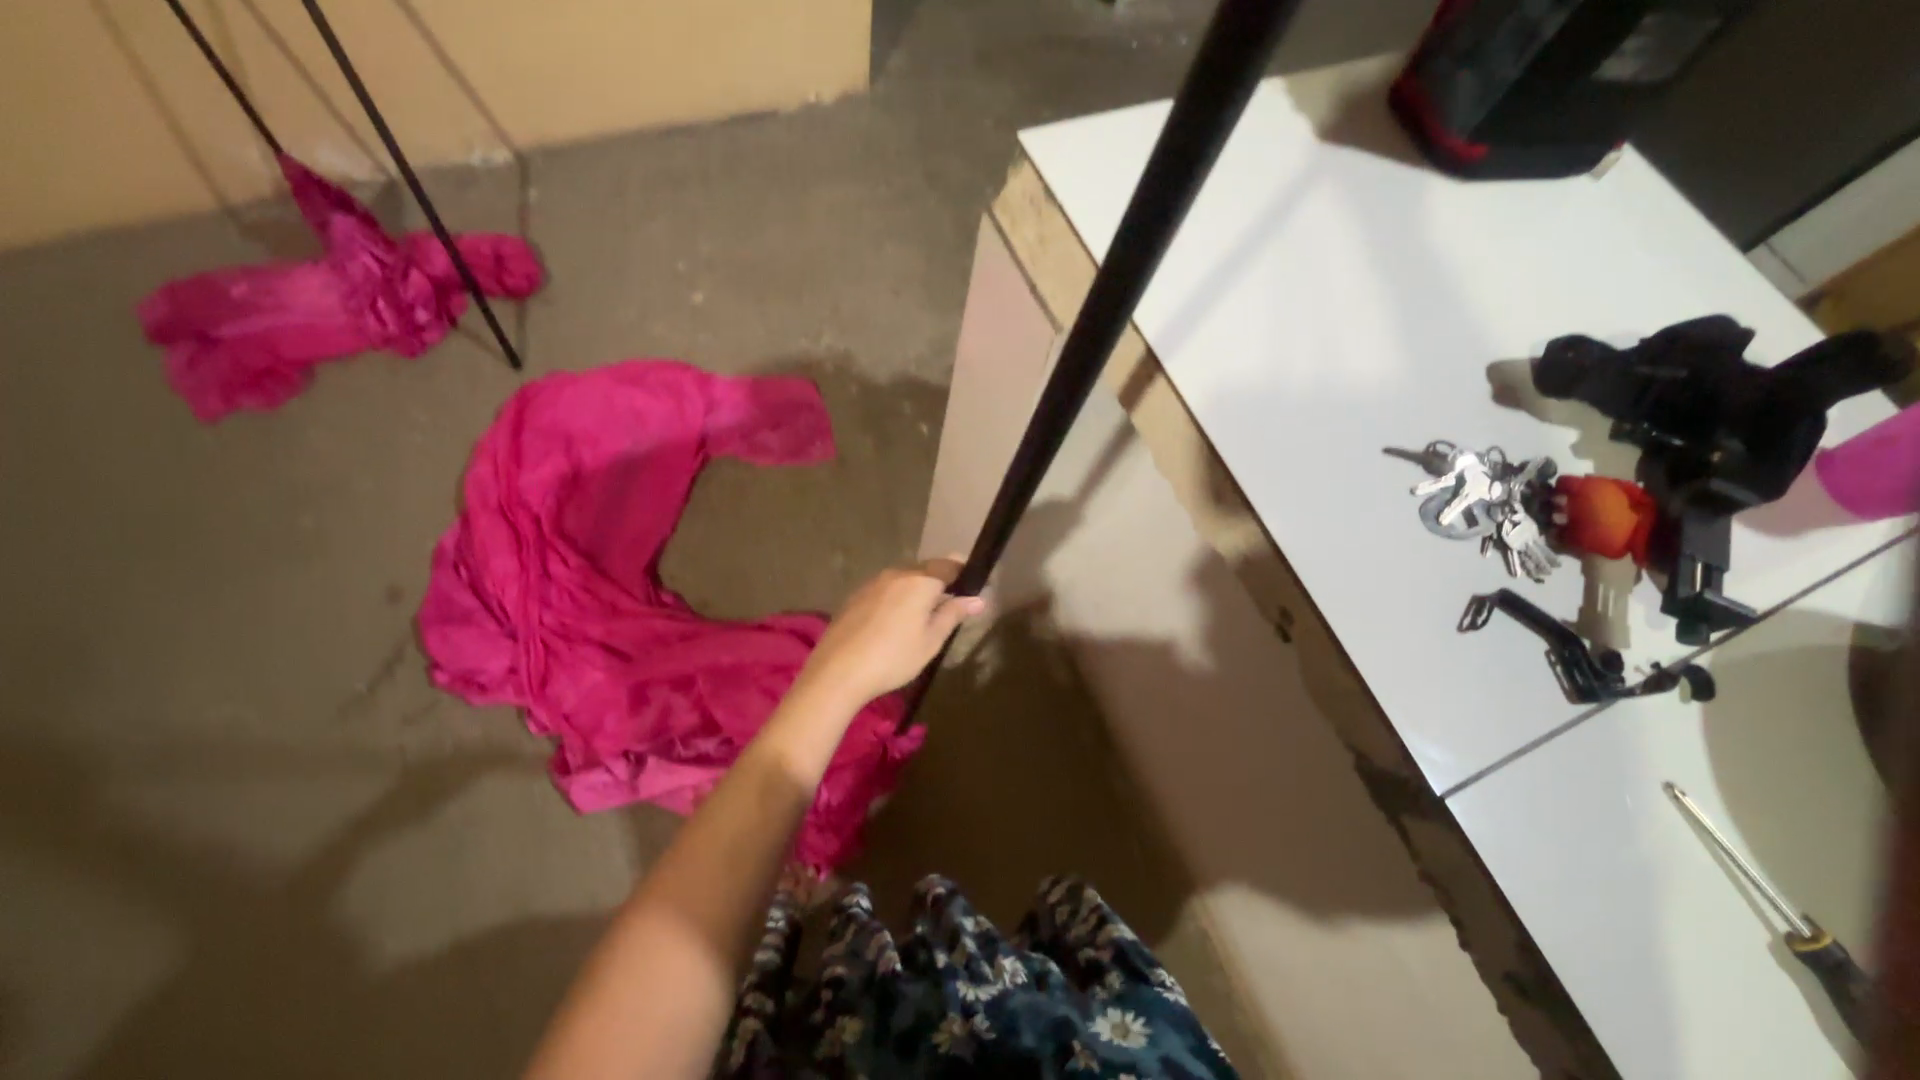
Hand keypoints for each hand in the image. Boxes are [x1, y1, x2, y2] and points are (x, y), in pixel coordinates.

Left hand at [798, 557, 987, 706]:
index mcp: (919, 582)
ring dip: (917, 590)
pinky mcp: (855, 596)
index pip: (949, 565)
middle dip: (940, 581)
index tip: (973, 585)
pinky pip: (885, 589)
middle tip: (950, 604)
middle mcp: (896, 574)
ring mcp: (872, 584)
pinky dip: (896, 598)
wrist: (838, 672)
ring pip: (903, 579)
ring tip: (923, 615)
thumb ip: (953, 614)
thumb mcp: (931, 641)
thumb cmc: (893, 658)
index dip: (964, 572)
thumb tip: (977, 599)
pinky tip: (895, 621)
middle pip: (925, 570)